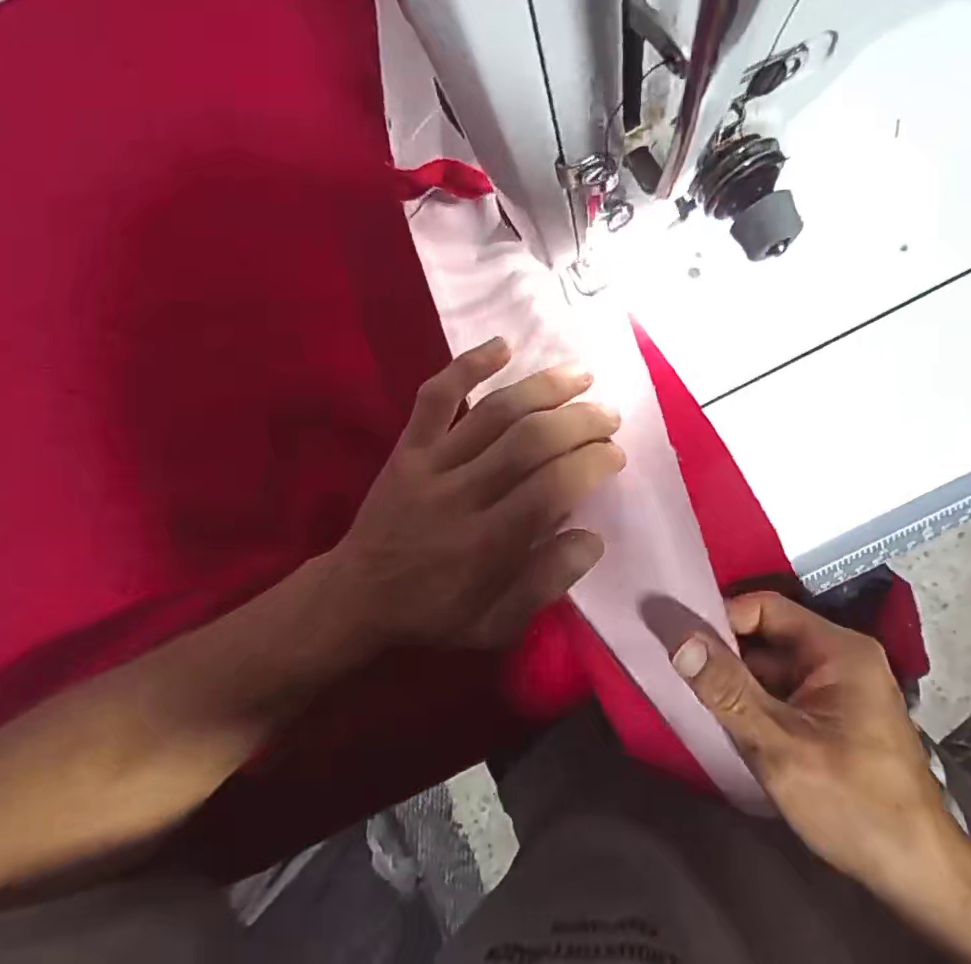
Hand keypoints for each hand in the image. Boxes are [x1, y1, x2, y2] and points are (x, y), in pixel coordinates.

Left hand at [332, 337, 624, 648]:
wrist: (356, 595)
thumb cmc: (433, 612)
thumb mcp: (493, 624)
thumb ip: (544, 585)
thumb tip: (591, 538)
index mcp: (485, 545)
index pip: (551, 489)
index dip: (591, 464)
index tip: (614, 455)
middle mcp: (460, 495)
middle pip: (528, 442)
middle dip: (579, 421)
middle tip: (609, 416)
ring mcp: (429, 463)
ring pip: (492, 412)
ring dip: (542, 388)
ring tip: (581, 376)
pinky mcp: (407, 447)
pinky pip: (435, 396)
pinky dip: (468, 365)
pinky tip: (504, 345)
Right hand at [671, 592, 959, 892]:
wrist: (920, 876)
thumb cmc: (853, 805)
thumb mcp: (779, 746)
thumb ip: (727, 690)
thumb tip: (679, 638)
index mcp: (838, 651)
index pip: (764, 608)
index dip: (720, 621)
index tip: (681, 644)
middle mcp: (841, 659)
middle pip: (765, 637)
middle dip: (723, 655)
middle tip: (678, 673)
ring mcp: (840, 689)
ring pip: (770, 668)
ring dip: (736, 684)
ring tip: (692, 699)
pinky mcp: (834, 717)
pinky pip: (783, 694)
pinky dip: (754, 704)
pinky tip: (726, 723)